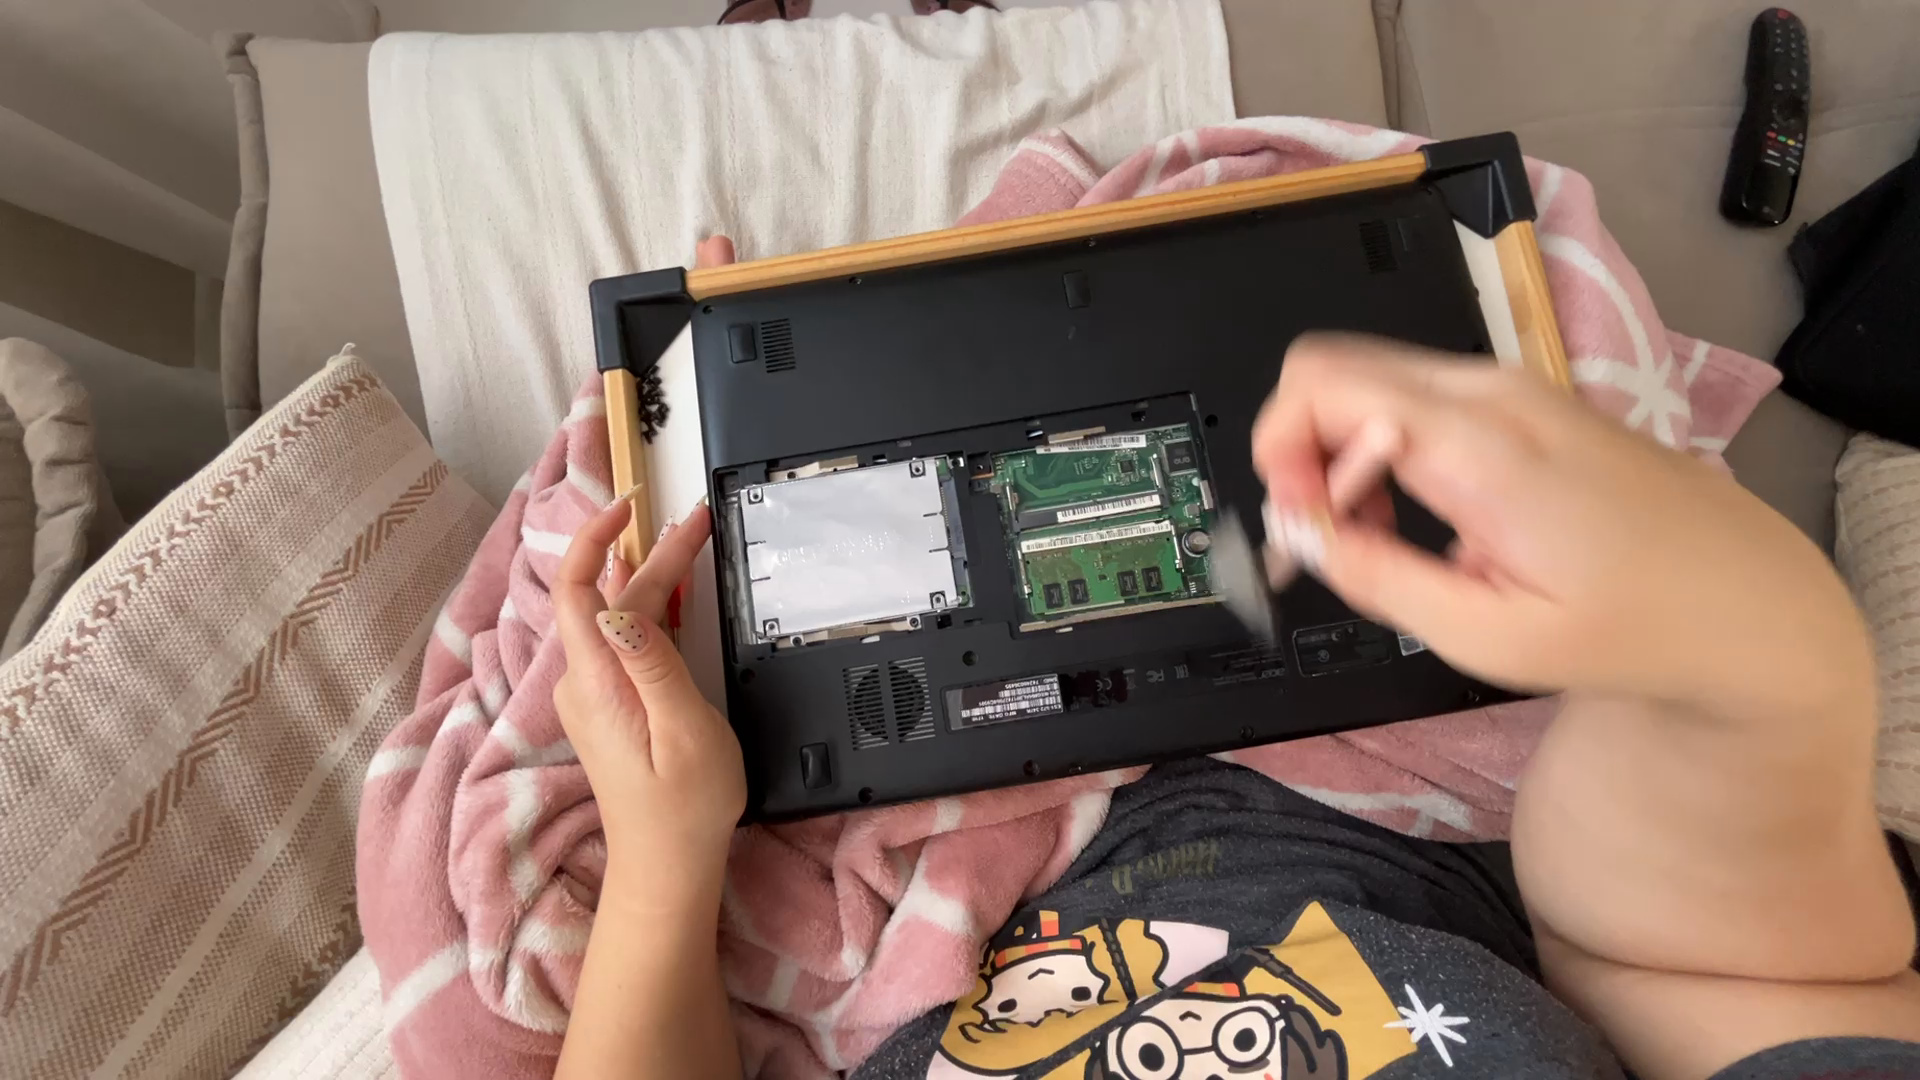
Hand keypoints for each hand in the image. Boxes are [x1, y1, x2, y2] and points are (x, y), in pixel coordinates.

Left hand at [553, 500, 745, 912]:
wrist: (667, 863)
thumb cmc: (685, 804)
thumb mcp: (682, 730)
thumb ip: (653, 666)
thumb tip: (621, 607)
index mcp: (599, 684)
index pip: (579, 594)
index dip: (595, 543)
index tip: (628, 510)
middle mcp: (586, 683)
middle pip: (608, 600)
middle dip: (650, 555)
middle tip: (696, 524)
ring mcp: (597, 694)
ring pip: (616, 618)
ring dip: (650, 577)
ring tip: (685, 541)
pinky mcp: (612, 704)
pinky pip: (624, 640)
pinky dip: (648, 606)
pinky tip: (665, 591)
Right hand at [1251, 333, 1872, 720]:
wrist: (1748, 603)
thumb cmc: (1626, 629)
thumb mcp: (1484, 634)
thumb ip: (1373, 576)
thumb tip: (1295, 531)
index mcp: (1479, 443)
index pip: (1320, 387)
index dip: (1280, 452)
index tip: (1302, 523)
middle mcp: (1485, 392)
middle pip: (1324, 370)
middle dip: (1295, 449)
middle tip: (1325, 525)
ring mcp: (1501, 387)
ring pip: (1354, 382)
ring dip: (1331, 453)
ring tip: (1372, 528)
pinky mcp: (1508, 400)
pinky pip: (1395, 397)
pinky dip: (1368, 449)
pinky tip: (1403, 507)